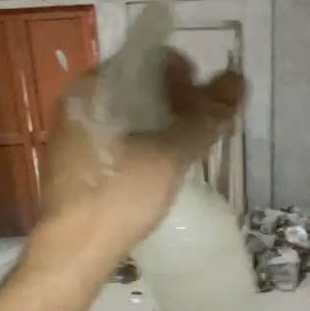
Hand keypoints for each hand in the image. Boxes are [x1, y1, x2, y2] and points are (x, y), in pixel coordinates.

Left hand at [27, 49, 243, 275]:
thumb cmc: (119, 194)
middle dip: (177, 102)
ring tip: (188, 149)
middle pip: (138, 87)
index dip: (185, 76)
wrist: (72, 251)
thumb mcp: (170, 155)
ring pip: (129, 116)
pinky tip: (162, 168)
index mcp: (92, 88)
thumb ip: (206, 117)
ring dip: (163, 125)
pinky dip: (144, 144)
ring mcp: (74, 136)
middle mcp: (78, 104)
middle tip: (203, 130)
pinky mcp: (77, 165)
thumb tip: (237, 81)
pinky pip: (118, 140)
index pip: (148, 59)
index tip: (206, 105)